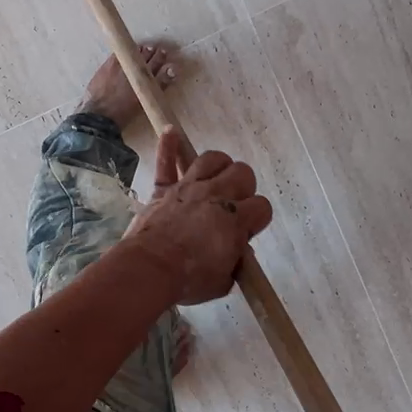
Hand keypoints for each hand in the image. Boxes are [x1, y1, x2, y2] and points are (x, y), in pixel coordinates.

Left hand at [120, 127, 273, 304]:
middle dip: (243, 186)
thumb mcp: (223, 281)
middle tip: (233, 203)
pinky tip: (170, 131)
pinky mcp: (163, 189)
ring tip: (216, 176)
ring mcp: (188, 188)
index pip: (262, 207)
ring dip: (218, 165)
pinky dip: (168, 145)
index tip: (247, 231)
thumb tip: (236, 252)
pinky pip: (166, 161)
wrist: (150, 268)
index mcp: (236, 220)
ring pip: (211, 159)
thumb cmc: (189, 279)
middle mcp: (216, 196)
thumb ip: (234, 263)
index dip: (257, 219)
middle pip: (242, 173)